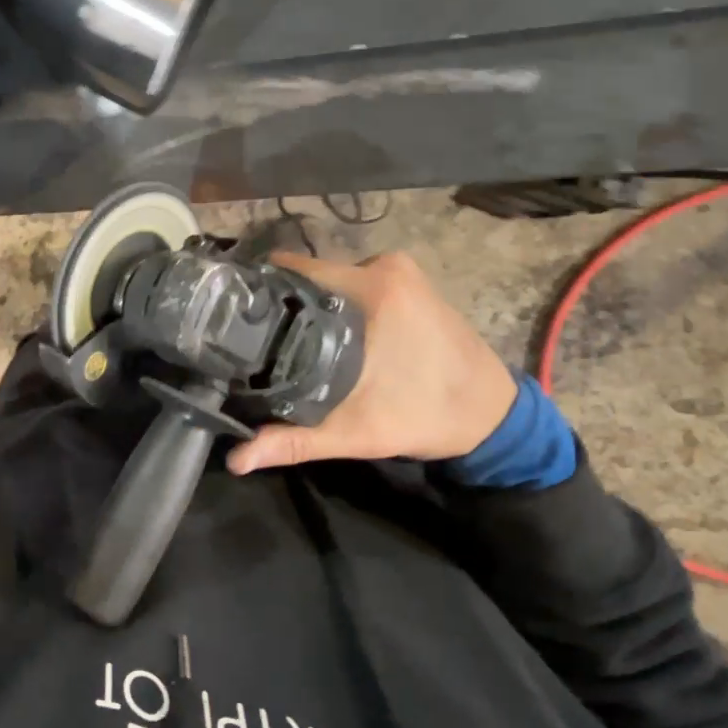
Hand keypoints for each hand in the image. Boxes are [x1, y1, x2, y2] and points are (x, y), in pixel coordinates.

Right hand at [226, 251, 518, 474]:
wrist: (495, 418)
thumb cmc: (425, 416)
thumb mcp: (355, 432)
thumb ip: (295, 441)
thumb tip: (237, 460)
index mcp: (371, 289)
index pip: (291, 269)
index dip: (258, 288)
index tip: (231, 311)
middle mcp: (384, 268)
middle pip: (308, 274)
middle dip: (282, 300)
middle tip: (253, 332)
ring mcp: (401, 272)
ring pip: (331, 278)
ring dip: (309, 303)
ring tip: (282, 333)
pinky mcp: (412, 283)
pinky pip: (355, 282)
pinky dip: (337, 302)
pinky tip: (322, 330)